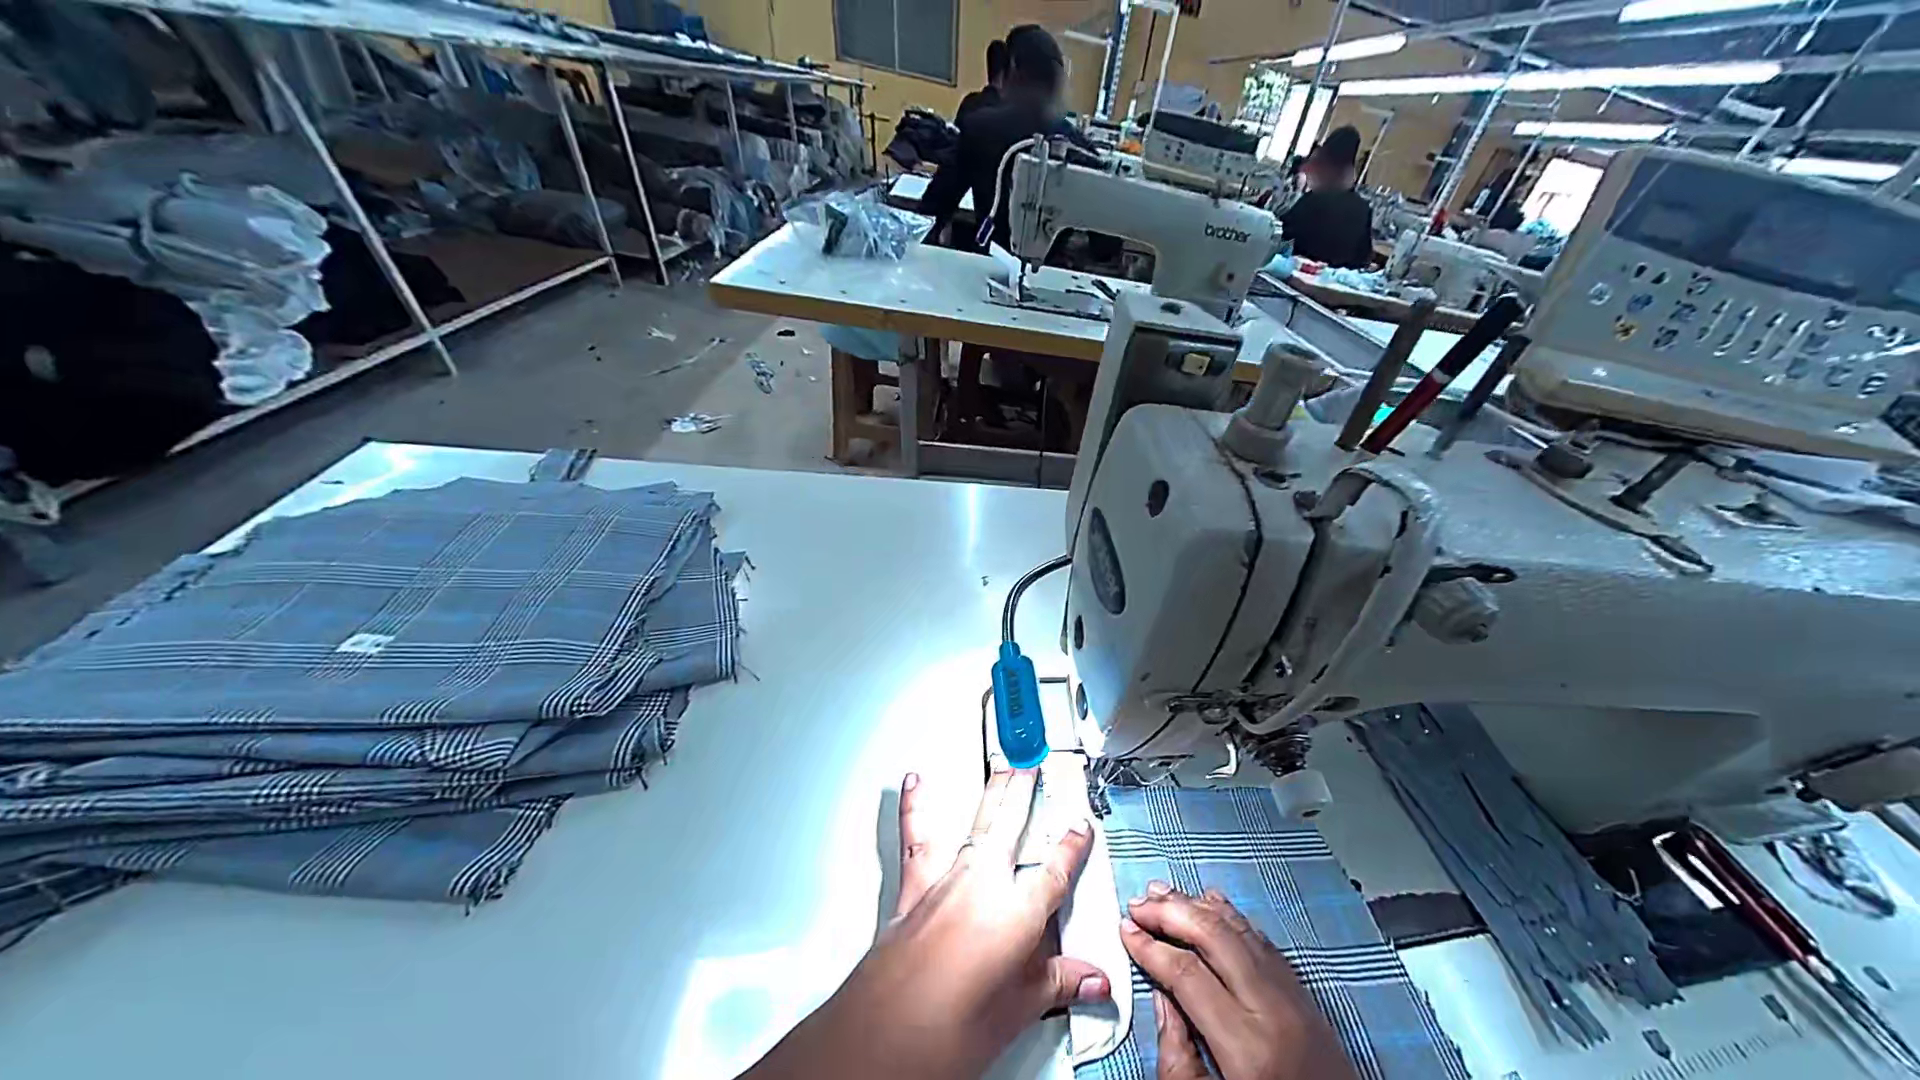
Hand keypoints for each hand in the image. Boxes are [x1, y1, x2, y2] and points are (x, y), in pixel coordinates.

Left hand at [742, 768, 1110, 1079]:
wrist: (890, 1032)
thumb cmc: (951, 1026)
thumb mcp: (1021, 1007)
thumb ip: (1058, 983)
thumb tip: (1091, 981)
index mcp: (1019, 911)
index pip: (1056, 870)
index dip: (1072, 847)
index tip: (1080, 829)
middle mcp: (985, 884)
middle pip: (1013, 828)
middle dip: (1026, 796)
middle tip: (1035, 769)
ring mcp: (949, 879)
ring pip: (977, 825)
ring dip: (991, 794)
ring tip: (1002, 769)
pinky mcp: (916, 887)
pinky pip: (916, 839)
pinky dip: (913, 807)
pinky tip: (913, 783)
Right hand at [1122, 884, 1357, 1079]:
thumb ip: (1177, 1057)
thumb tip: (1161, 997)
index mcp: (1247, 1046)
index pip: (1188, 973)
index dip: (1151, 948)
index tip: (1124, 931)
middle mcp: (1272, 1008)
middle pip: (1213, 936)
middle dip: (1170, 912)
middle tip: (1137, 904)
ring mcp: (1293, 996)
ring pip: (1238, 928)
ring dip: (1195, 904)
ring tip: (1161, 893)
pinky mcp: (1304, 992)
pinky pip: (1261, 939)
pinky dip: (1229, 914)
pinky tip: (1207, 902)